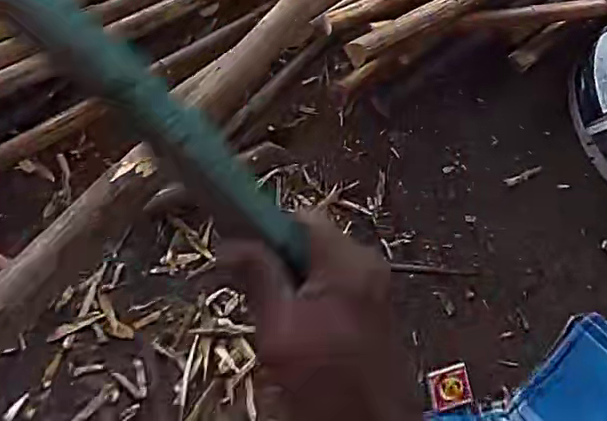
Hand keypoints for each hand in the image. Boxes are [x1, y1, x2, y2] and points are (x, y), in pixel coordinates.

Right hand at [221, 211, 418, 420]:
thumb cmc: (327, 389)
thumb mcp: (279, 331)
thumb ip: (258, 278)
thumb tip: (229, 244)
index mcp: (347, 259)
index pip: (300, 217)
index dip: (269, 230)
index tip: (244, 251)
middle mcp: (367, 262)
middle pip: (310, 239)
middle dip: (281, 261)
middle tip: (260, 295)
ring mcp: (376, 284)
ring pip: (320, 262)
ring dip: (295, 282)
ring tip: (282, 321)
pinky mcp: (376, 306)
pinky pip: (336, 283)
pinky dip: (315, 297)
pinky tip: (304, 332)